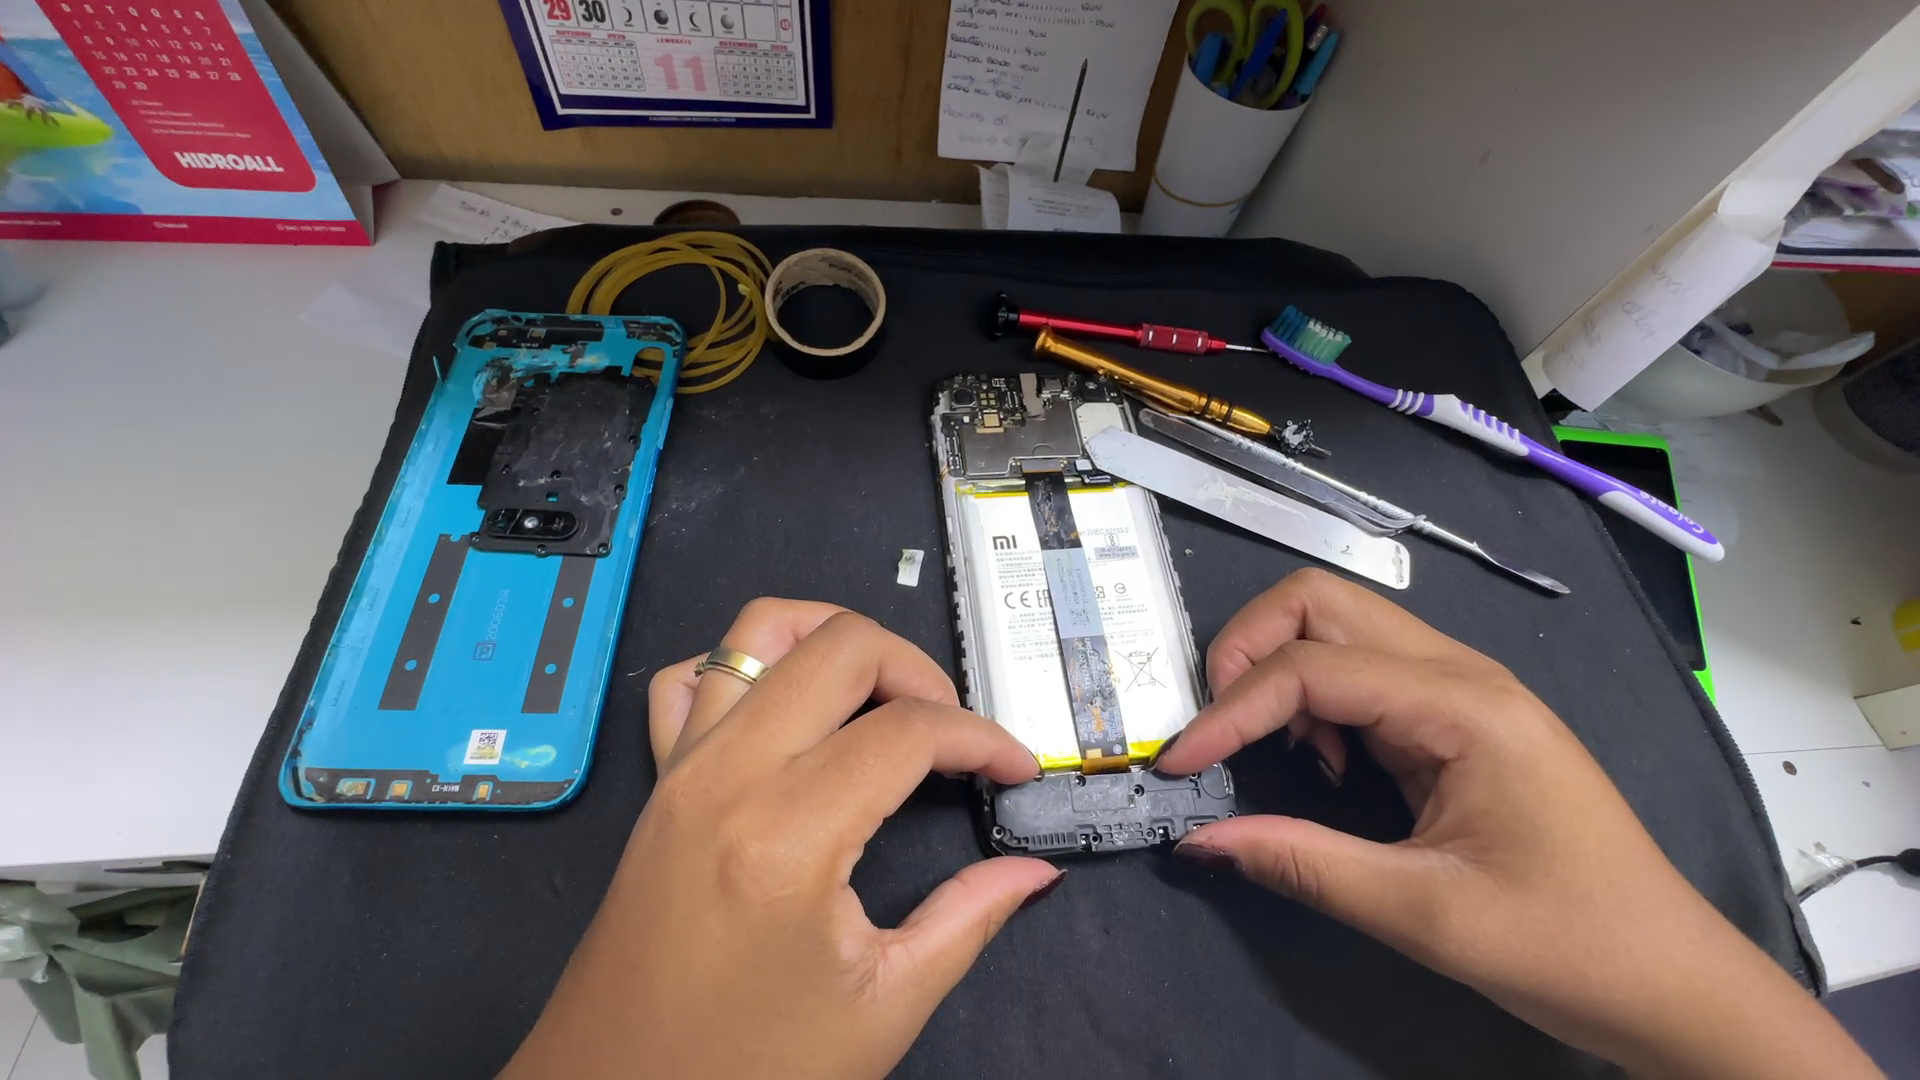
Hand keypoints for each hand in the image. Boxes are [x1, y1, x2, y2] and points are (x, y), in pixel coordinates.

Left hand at [499, 599, 1061, 1079]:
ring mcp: (686, 765)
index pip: (909, 730)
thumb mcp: (882, 1006)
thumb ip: (970, 918)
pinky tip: (790, 706)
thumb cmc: (743, 1069)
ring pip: (763, 629)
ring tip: (881, 693)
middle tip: (951, 729)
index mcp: (788, 832)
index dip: (981, 738)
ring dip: (836, 639)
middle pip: (841, 646)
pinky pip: (695, 677)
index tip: (1012, 767)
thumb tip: (1031, 872)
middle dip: (918, 669)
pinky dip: (750, 665)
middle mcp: (730, 774)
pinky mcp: (661, 777)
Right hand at [1156, 570, 1879, 1079]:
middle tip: (1217, 722)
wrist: (1680, 987)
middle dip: (1245, 648)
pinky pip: (1354, 665)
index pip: (1311, 669)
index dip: (1231, 711)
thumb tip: (1198, 841)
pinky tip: (1322, 757)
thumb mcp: (1426, 916)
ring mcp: (1457, 684)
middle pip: (1319, 599)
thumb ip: (1303, 863)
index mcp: (1462, 705)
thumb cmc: (1570, 947)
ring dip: (1276, 666)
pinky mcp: (1450, 710)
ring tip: (1269, 745)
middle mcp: (1458, 671)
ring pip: (1333, 621)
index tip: (1180, 764)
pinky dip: (1310, 695)